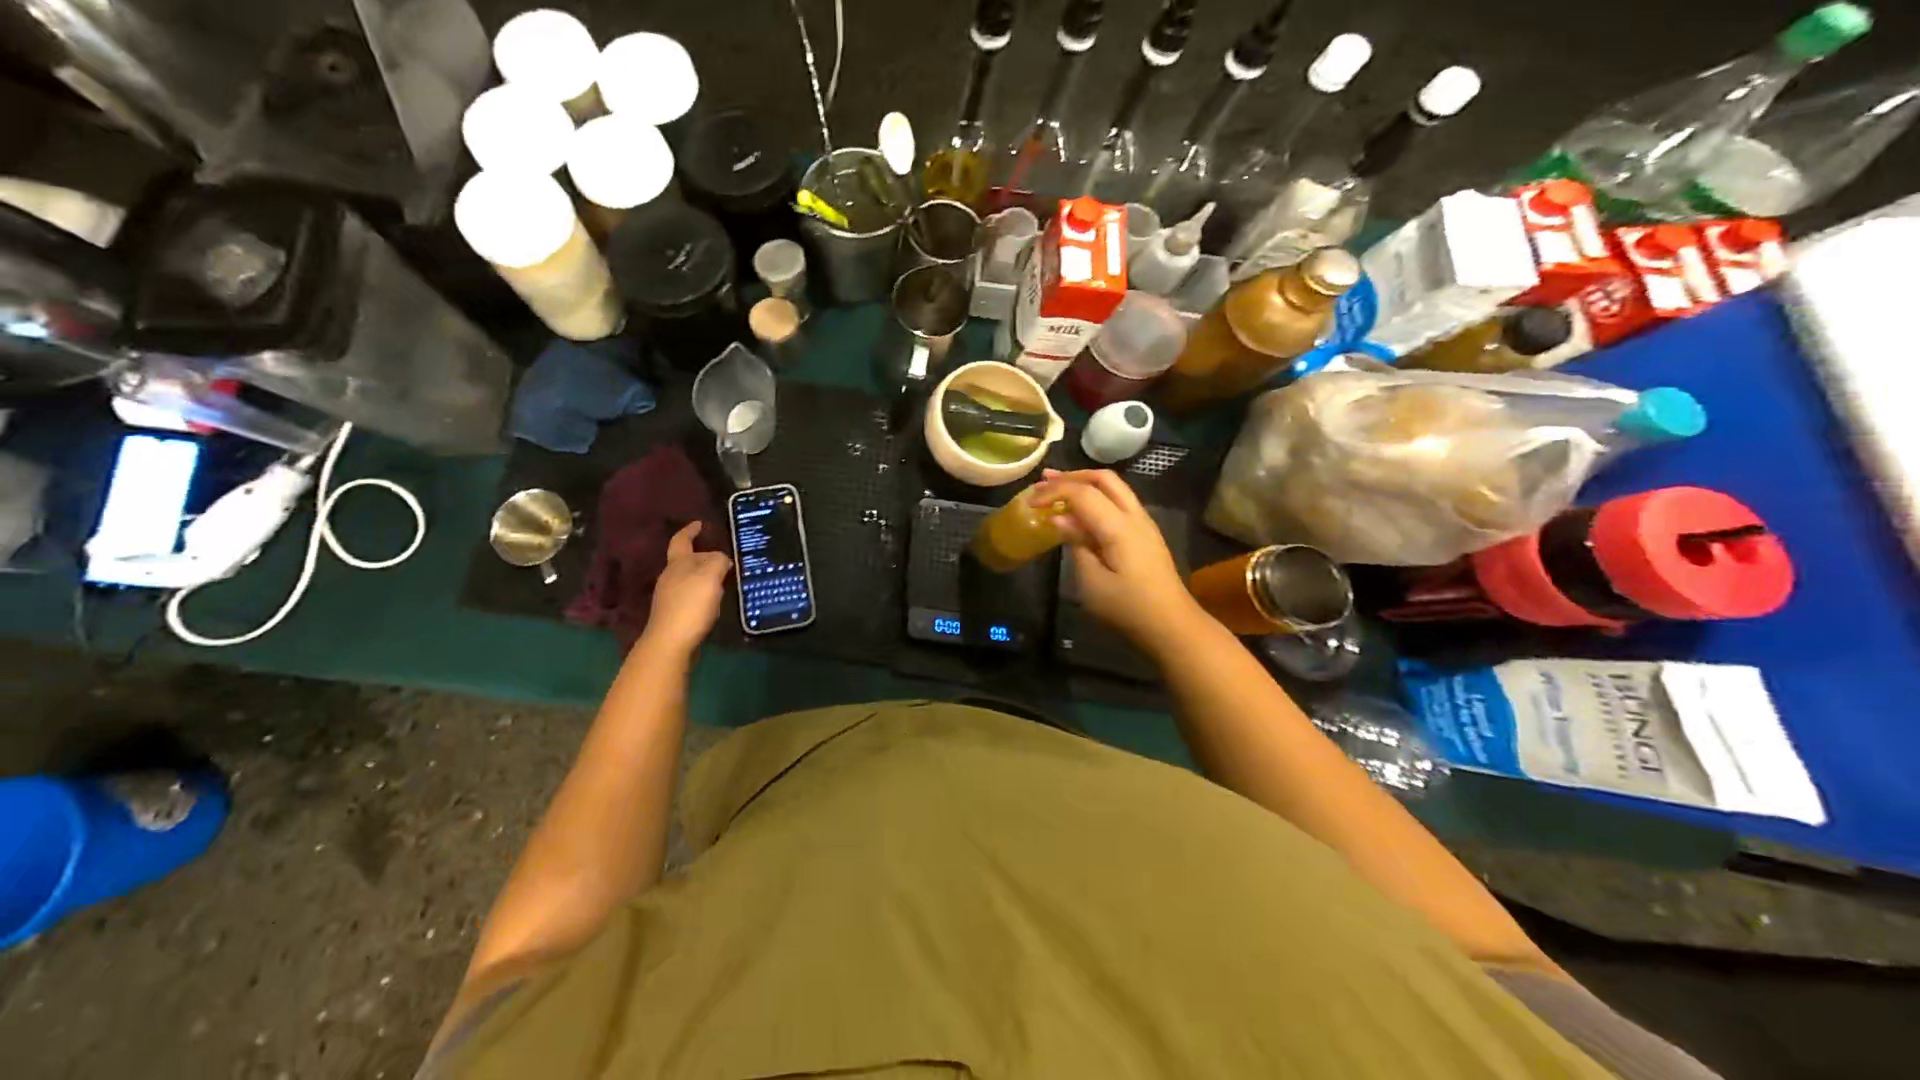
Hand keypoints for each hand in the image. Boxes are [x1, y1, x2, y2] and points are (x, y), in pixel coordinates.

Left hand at [642, 522, 731, 655]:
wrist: (670, 642)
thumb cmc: (690, 605)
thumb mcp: (710, 577)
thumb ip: (718, 562)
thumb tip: (722, 559)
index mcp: (677, 564)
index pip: (682, 540)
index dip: (690, 531)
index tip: (699, 524)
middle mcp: (670, 577)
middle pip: (685, 560)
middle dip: (702, 555)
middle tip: (722, 556)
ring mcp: (670, 596)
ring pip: (689, 578)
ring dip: (704, 575)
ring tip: (722, 578)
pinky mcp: (675, 614)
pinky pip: (691, 595)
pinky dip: (703, 592)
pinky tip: (714, 600)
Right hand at [1028, 469, 1204, 652]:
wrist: (1171, 625)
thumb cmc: (1128, 608)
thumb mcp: (1092, 582)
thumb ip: (1076, 544)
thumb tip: (1060, 520)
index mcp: (1119, 527)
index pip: (1082, 493)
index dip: (1054, 492)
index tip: (1029, 502)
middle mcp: (1134, 516)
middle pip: (1103, 479)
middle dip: (1071, 476)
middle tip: (1043, 482)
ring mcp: (1144, 523)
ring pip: (1114, 487)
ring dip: (1085, 483)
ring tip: (1058, 488)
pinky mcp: (1146, 534)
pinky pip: (1120, 501)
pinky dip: (1097, 496)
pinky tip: (1081, 511)